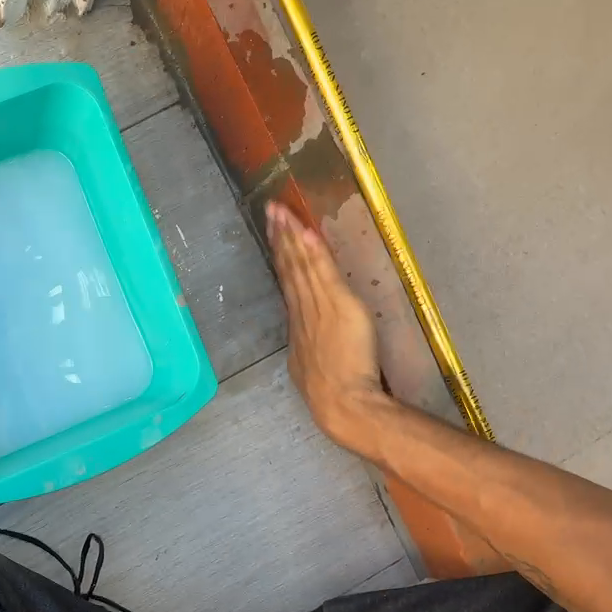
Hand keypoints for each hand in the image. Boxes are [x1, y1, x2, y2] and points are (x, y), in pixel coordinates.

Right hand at [267, 202, 396, 455]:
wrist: (341, 402)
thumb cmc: (331, 394)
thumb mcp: (308, 369)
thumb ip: (308, 346)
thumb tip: (307, 337)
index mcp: (297, 327)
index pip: (287, 284)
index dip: (280, 257)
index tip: (274, 234)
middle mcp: (303, 312)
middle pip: (289, 269)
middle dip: (280, 238)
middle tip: (271, 210)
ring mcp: (318, 307)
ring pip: (302, 265)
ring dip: (292, 236)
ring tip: (282, 212)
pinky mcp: (337, 305)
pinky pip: (322, 272)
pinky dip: (313, 250)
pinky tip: (305, 231)